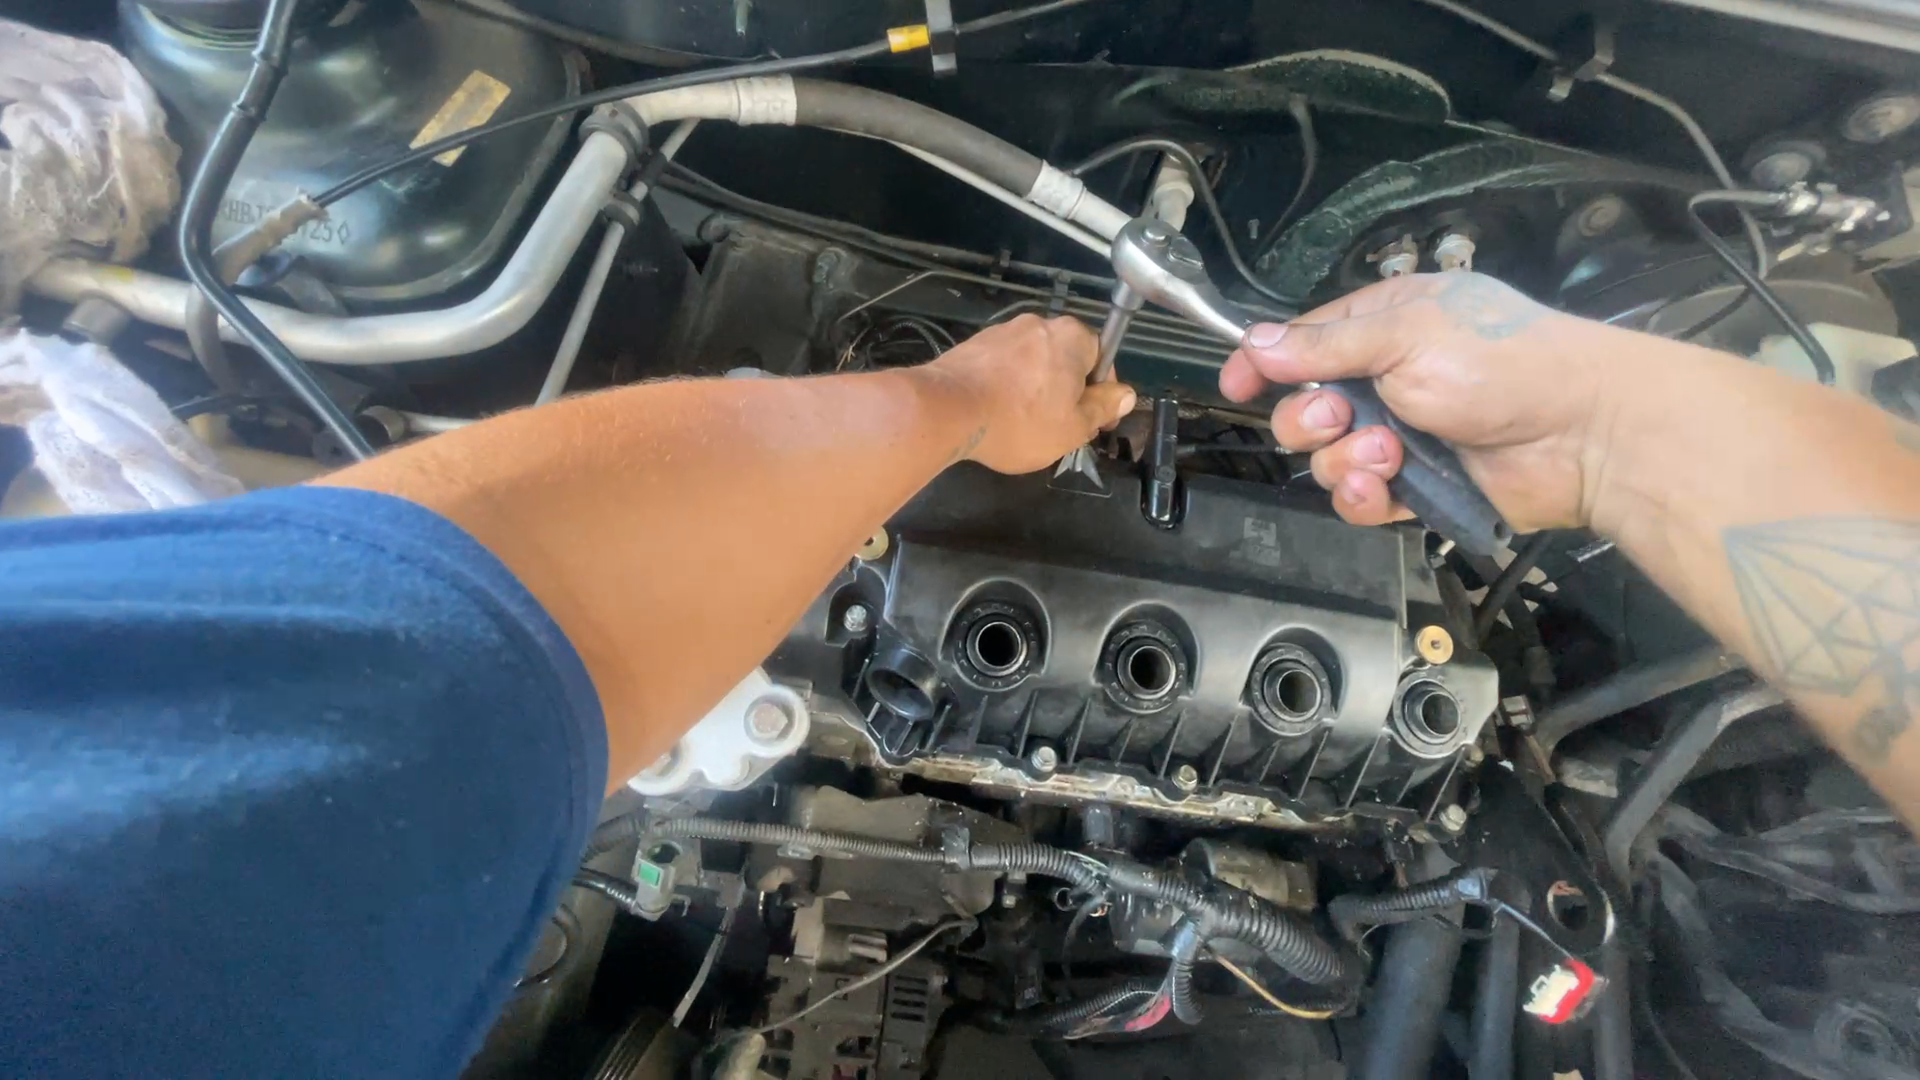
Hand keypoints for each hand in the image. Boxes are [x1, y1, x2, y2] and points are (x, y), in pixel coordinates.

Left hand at [927, 314, 1137, 474]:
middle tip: (1058, 429)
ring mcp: (1002, 332)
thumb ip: (1103, 408)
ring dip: (1035, 390)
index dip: (1103, 395)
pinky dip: (1005, 388)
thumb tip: (1127, 395)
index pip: (1103, 358)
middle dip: (1066, 392)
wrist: (946, 410)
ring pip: (1032, 364)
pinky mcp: (973, 346)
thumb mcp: (1073, 427)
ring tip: (1022, 425)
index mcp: (1071, 336)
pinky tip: (996, 415)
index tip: (1095, 424)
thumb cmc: (1020, 422)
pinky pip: (1002, 368)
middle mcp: (1038, 324)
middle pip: (1065, 360)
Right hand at [1219, 272, 1625, 531]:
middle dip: (1311, 420)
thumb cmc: (1503, 364)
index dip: (1262, 364)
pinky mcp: (1407, 484)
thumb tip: (1252, 341)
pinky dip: (1361, 495)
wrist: (1586, 436)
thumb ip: (1324, 345)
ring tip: (1389, 454)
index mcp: (1381, 328)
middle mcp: (1381, 380)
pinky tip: (1383, 486)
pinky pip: (1354, 497)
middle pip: (1302, 409)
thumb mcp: (1407, 336)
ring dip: (1344, 459)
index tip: (1236, 385)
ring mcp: (1394, 435)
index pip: (1299, 345)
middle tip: (1341, 416)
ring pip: (1323, 459)